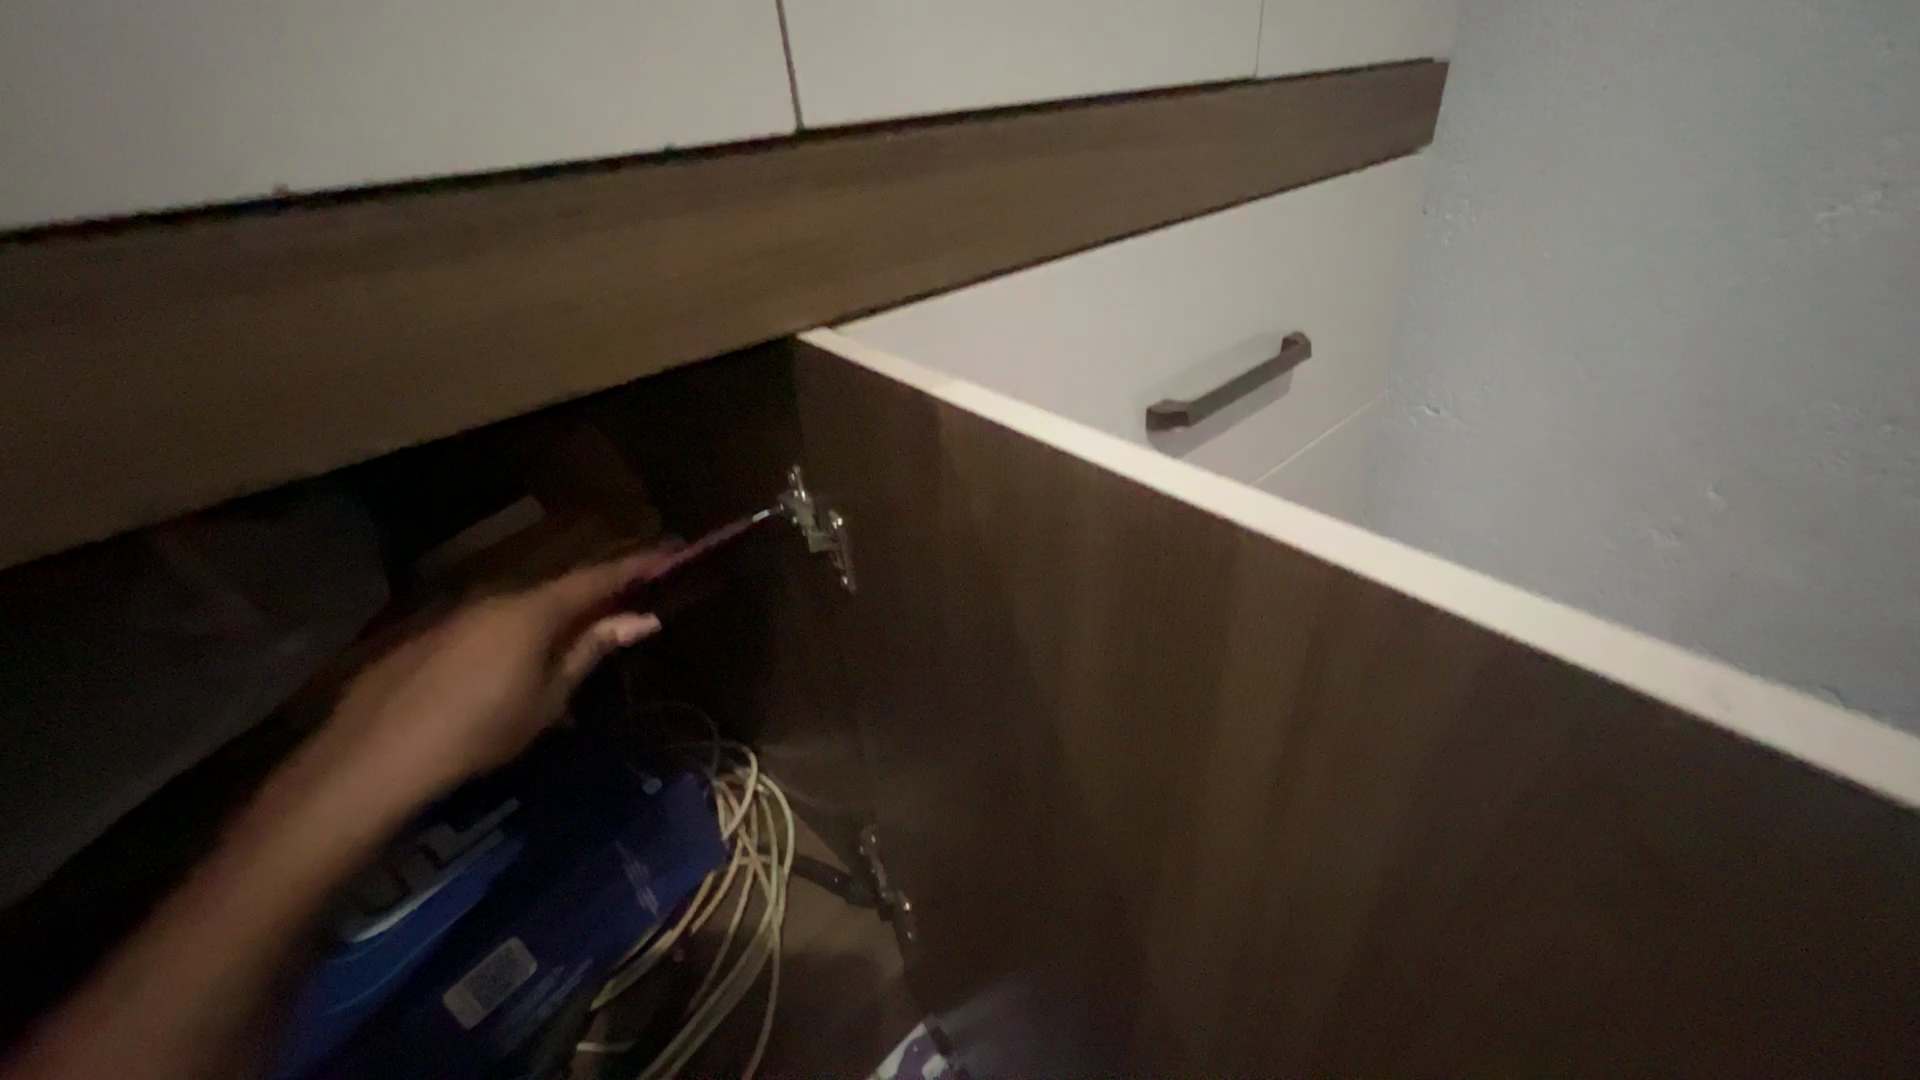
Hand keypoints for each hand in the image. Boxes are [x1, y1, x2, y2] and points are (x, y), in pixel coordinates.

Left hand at [301, 549, 674, 814]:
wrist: (374, 759)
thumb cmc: (481, 731)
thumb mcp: (550, 699)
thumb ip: (592, 650)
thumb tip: (641, 618)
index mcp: (534, 611)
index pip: (597, 578)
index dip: (636, 565)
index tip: (671, 553)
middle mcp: (496, 600)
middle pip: (559, 590)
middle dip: (597, 594)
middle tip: (629, 601)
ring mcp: (457, 616)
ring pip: (521, 608)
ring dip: (554, 618)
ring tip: (576, 640)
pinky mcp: (428, 638)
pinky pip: (487, 626)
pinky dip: (515, 635)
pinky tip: (512, 667)